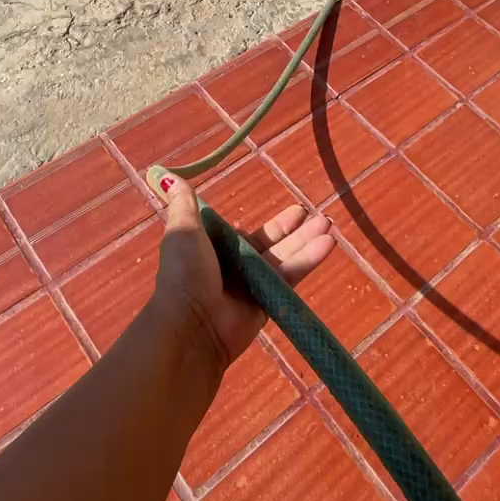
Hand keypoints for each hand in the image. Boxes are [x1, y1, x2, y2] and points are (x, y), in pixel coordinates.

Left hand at [149, 172, 335, 372]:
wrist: (192, 323)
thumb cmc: (185, 271)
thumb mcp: (182, 229)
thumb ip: (183, 204)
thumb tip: (170, 177)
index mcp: (213, 247)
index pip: (245, 233)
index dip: (268, 224)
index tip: (293, 211)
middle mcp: (234, 265)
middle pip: (272, 243)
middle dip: (295, 230)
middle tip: (320, 217)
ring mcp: (252, 285)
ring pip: (285, 257)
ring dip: (307, 241)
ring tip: (329, 225)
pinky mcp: (268, 303)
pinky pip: (290, 277)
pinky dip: (308, 260)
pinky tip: (328, 245)